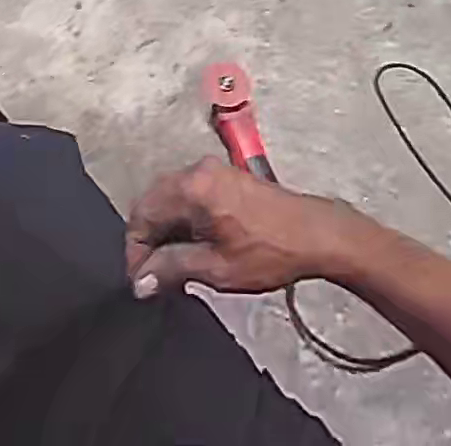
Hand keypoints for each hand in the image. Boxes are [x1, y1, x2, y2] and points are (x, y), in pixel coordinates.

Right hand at [125, 158, 369, 296]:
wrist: (315, 233)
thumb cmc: (268, 251)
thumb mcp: (216, 268)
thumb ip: (172, 268)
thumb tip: (141, 280)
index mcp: (194, 186)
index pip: (143, 213)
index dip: (136, 249)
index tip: (141, 280)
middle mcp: (200, 169)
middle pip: (155, 200)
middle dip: (148, 238)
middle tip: (153, 276)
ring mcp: (215, 170)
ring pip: (172, 197)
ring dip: (166, 229)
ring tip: (172, 266)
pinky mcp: (227, 177)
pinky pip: (191, 194)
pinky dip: (183, 218)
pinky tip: (191, 247)